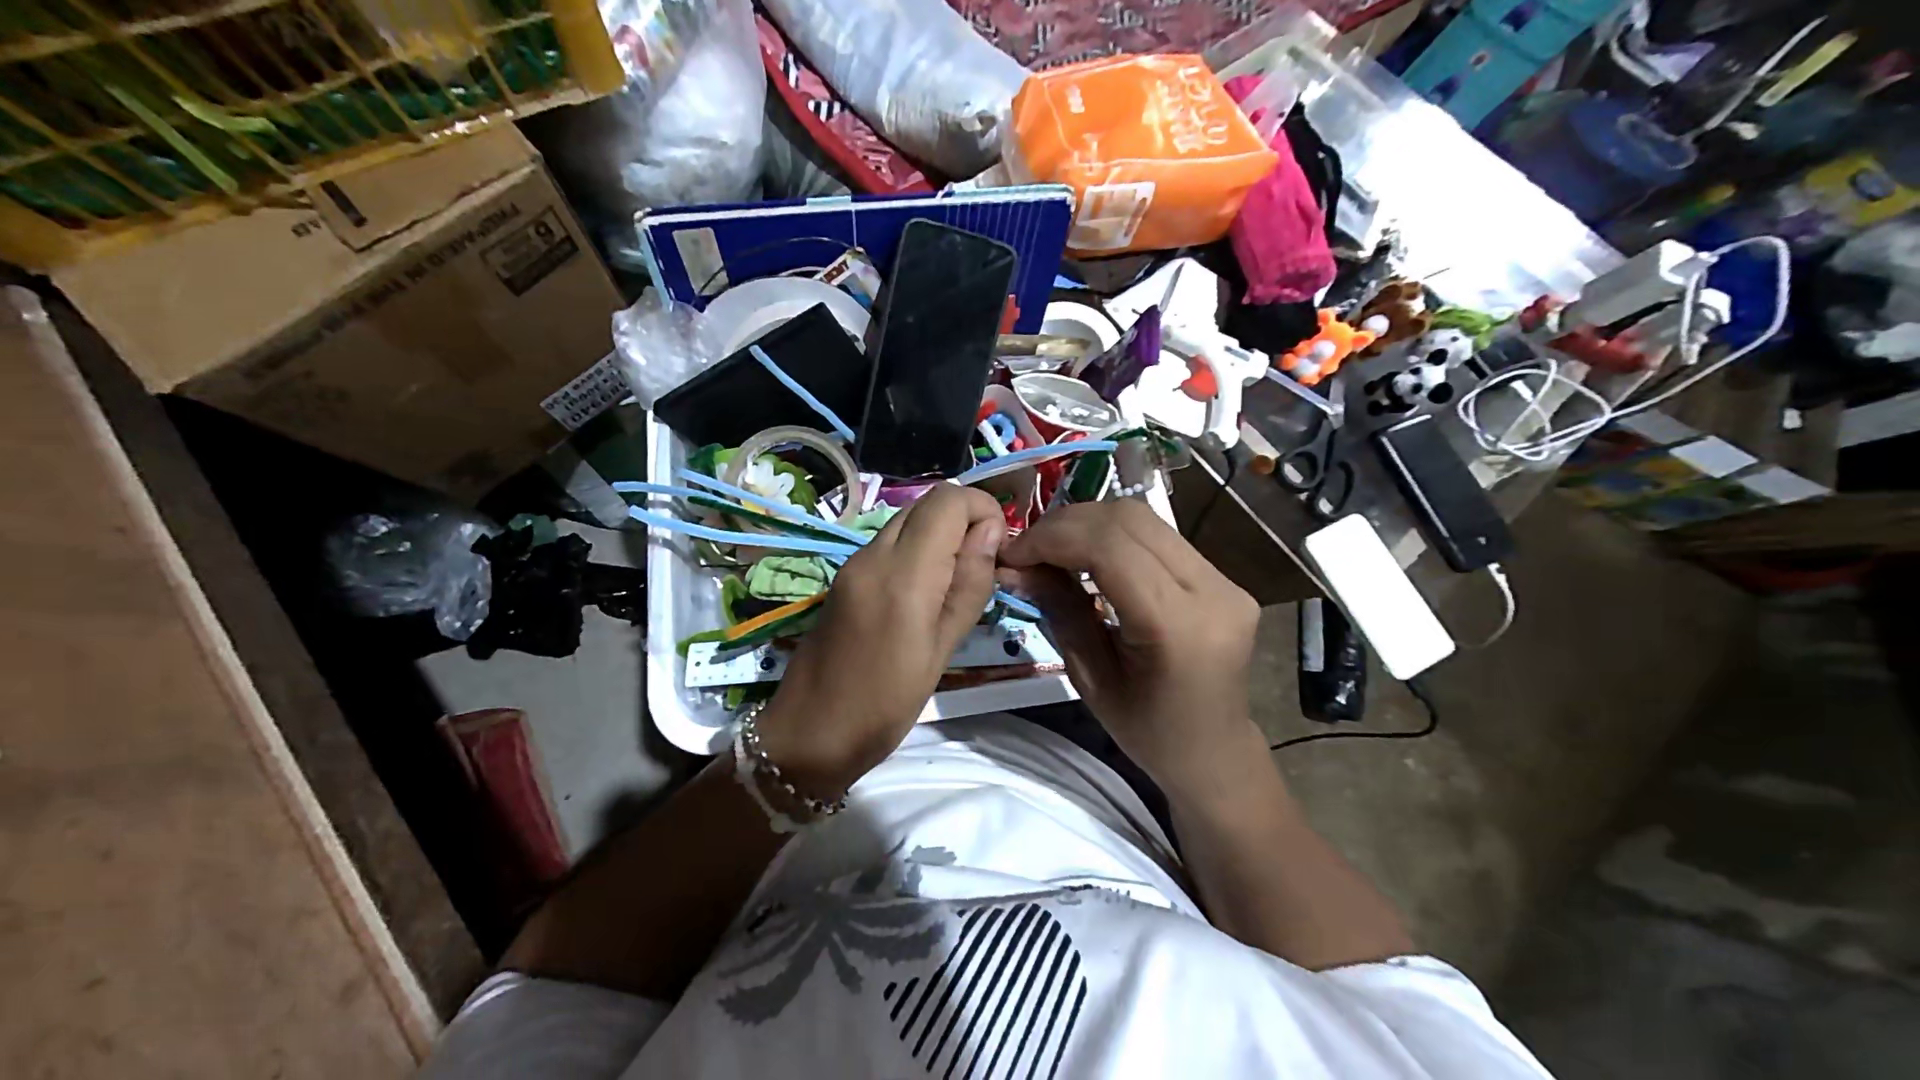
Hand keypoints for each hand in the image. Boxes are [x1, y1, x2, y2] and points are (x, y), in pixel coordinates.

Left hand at [755, 484, 1004, 794]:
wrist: (809, 733)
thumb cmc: (885, 704)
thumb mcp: (943, 649)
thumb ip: (970, 583)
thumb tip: (991, 532)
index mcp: (903, 573)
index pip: (949, 500)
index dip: (983, 511)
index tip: (997, 551)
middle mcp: (874, 554)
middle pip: (927, 502)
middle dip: (964, 520)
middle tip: (981, 567)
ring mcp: (854, 563)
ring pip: (908, 520)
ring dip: (940, 535)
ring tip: (955, 584)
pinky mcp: (844, 577)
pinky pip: (889, 543)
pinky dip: (917, 551)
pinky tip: (924, 594)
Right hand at [998, 500, 1262, 790]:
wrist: (1214, 751)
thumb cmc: (1148, 731)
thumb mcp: (1091, 679)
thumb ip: (1060, 611)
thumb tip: (1014, 566)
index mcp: (1180, 627)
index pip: (1111, 549)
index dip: (1053, 539)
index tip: (1013, 554)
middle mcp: (1213, 591)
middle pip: (1130, 520)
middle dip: (1067, 525)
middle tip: (1028, 549)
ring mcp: (1225, 579)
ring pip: (1145, 519)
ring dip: (1090, 525)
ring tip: (1052, 549)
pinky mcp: (1224, 577)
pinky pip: (1160, 537)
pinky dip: (1114, 536)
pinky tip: (1087, 556)